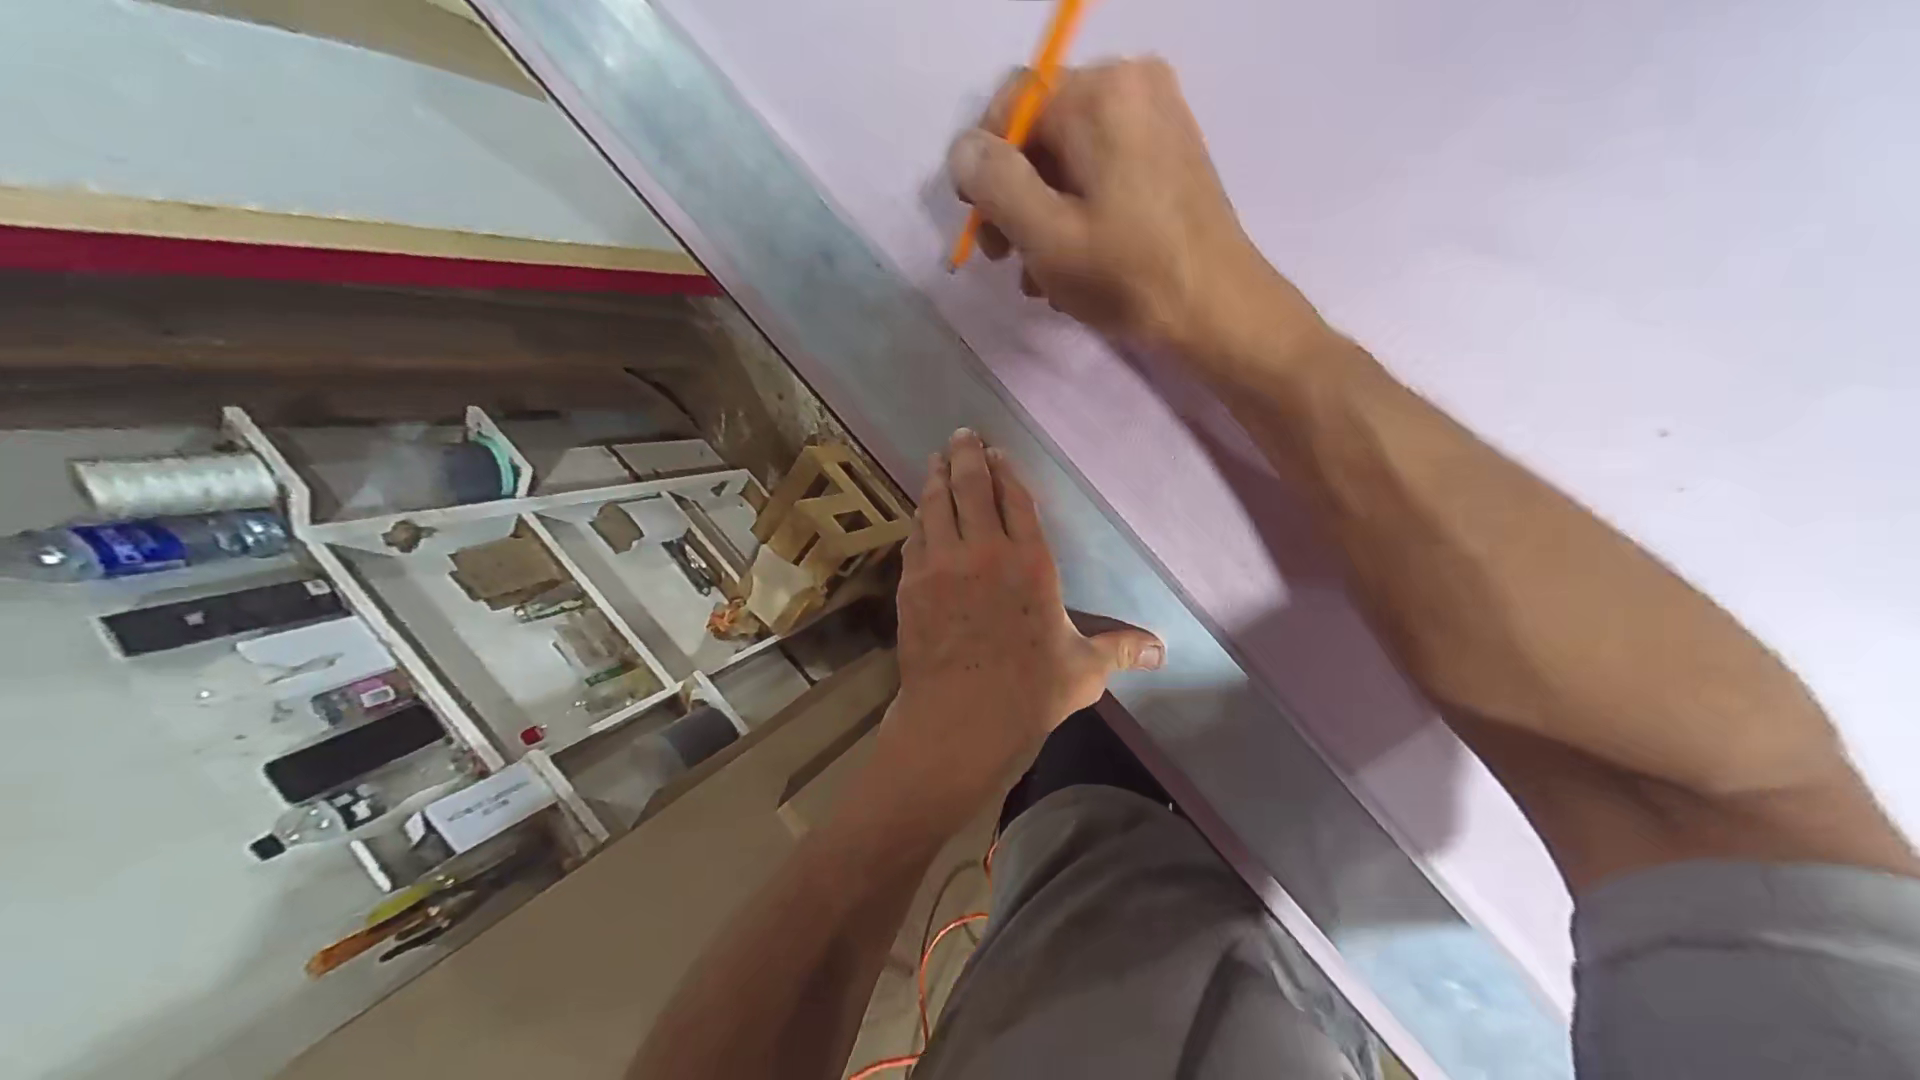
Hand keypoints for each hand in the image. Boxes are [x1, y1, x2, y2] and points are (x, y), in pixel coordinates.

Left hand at [885, 428, 1163, 808]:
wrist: (963, 718)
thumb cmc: (1031, 692)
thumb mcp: (1085, 669)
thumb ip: (1120, 649)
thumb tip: (1162, 652)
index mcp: (1031, 563)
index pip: (1016, 500)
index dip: (1005, 472)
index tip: (995, 453)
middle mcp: (984, 552)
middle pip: (971, 488)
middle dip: (966, 456)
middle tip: (961, 435)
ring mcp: (942, 566)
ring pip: (936, 506)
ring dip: (936, 478)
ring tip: (936, 459)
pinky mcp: (912, 585)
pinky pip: (915, 539)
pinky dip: (919, 520)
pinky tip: (919, 513)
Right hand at [948, 59, 1332, 375]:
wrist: (1217, 310)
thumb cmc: (1127, 274)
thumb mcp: (1044, 235)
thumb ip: (994, 184)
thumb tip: (964, 150)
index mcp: (1100, 93)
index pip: (1012, 104)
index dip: (984, 164)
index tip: (980, 224)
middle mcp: (1132, 86)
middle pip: (1042, 134)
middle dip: (1015, 199)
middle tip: (1004, 259)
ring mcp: (1157, 119)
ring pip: (1070, 161)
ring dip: (1044, 218)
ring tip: (1041, 278)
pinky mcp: (1170, 154)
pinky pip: (1103, 173)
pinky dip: (1079, 214)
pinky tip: (1074, 267)